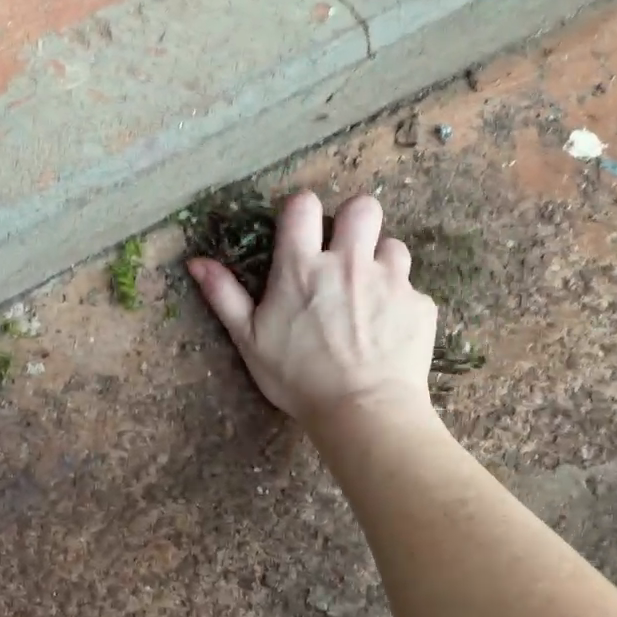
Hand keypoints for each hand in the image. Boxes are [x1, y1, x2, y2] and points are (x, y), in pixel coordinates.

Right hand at [187, 193, 437, 427]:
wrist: (363, 409)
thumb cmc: (295, 376)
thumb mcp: (247, 338)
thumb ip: (223, 295)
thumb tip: (196, 261)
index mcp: (301, 269)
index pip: (303, 207)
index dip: (299, 209)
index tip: (297, 228)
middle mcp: (348, 264)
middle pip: (363, 207)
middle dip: (351, 220)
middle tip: (340, 249)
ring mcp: (391, 281)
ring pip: (391, 245)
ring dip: (377, 260)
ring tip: (364, 291)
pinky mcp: (420, 304)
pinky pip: (409, 287)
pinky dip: (396, 299)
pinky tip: (382, 327)